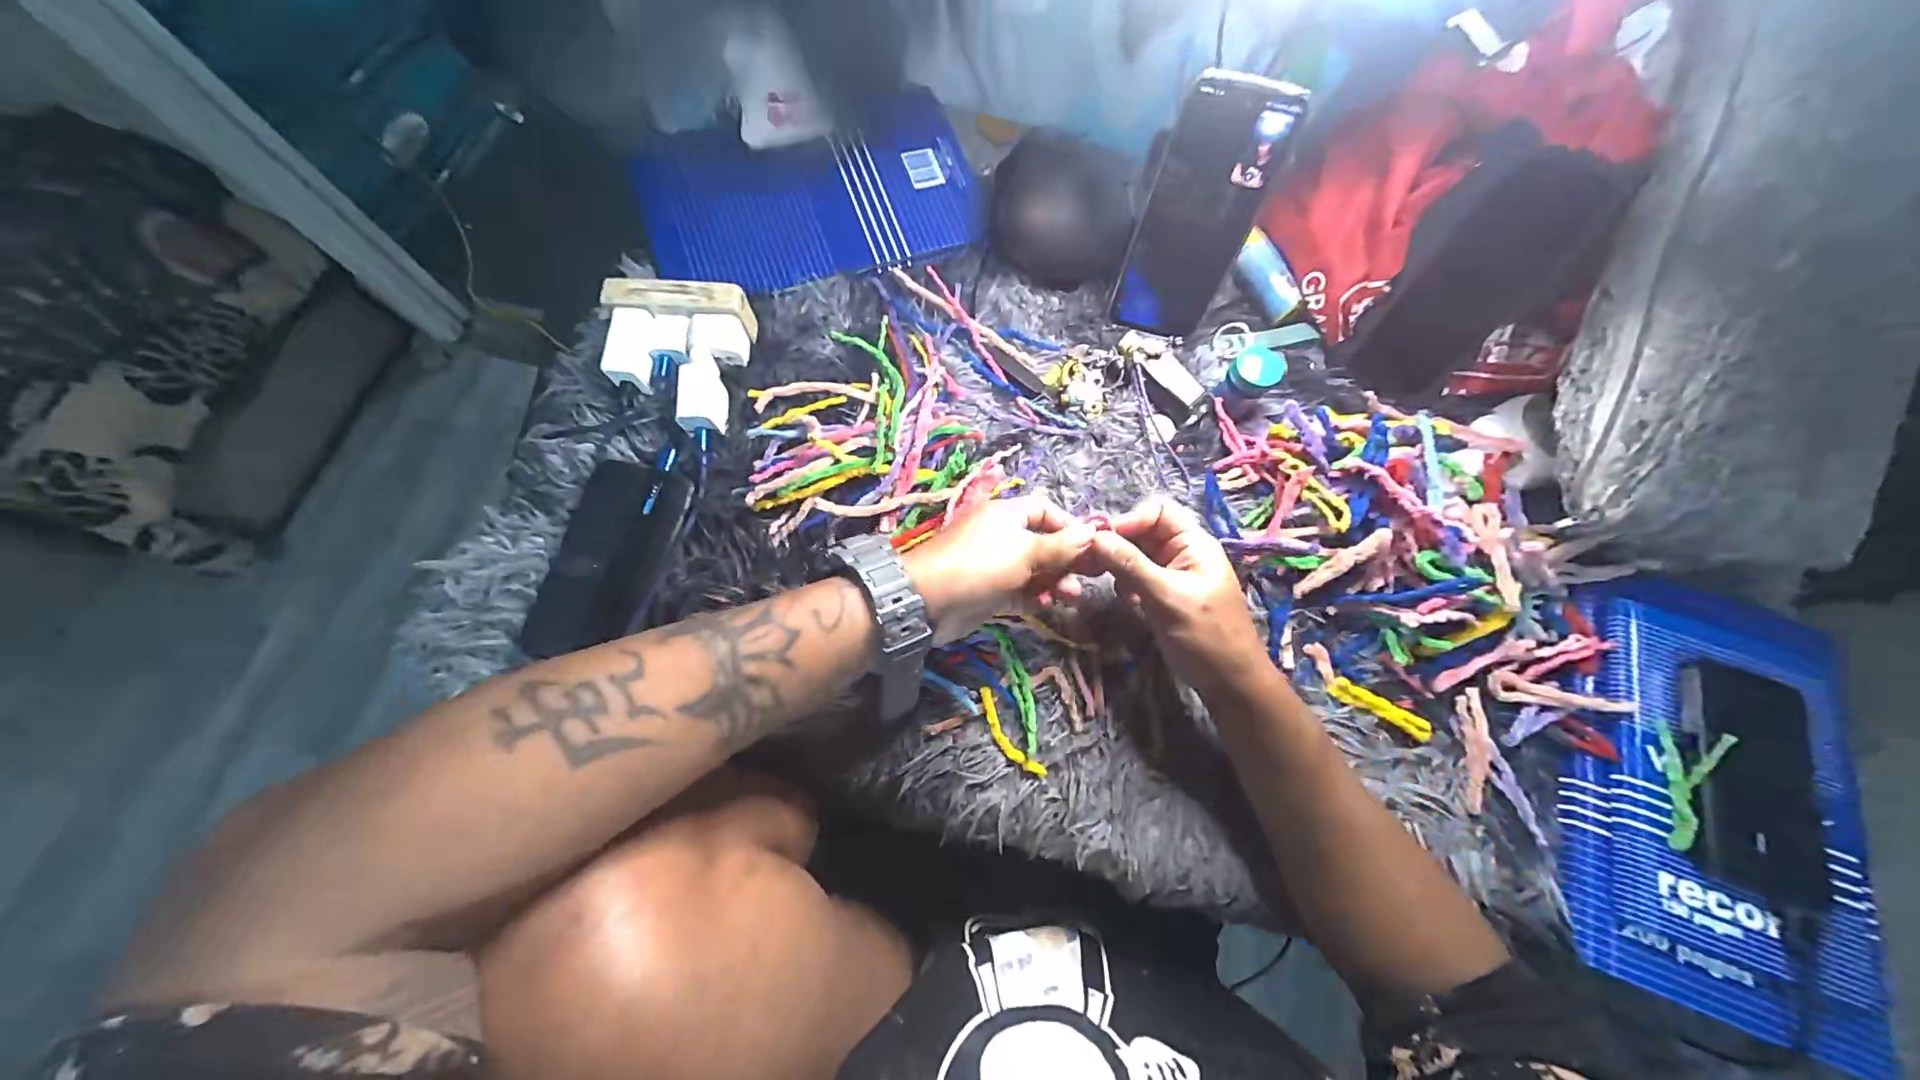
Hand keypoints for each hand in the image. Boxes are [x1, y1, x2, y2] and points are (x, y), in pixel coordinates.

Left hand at [901, 496, 1097, 642]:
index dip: (1070, 525)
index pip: (1045, 510)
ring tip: (1070, 596)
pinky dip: (1036, 596)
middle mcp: (1002, 536)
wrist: (929, 601)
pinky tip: (1047, 605)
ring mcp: (995, 564)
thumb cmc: (981, 566)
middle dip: (1066, 560)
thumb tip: (1094, 529)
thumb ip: (1061, 545)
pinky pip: (1022, 589)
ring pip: (1035, 570)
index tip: (1092, 546)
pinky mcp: (991, 591)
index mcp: (1007, 514)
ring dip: (1055, 581)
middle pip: (1044, 542)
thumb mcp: (1025, 552)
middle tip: (1086, 578)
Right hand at [1079, 497, 1267, 690]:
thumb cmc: (1205, 635)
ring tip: (1111, 586)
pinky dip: (1126, 585)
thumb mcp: (1166, 597)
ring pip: (1134, 555)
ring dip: (1119, 566)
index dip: (1128, 520)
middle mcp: (1182, 552)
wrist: (1229, 682)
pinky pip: (1136, 577)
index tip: (1100, 541)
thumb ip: (1130, 564)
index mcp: (1193, 543)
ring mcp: (1171, 574)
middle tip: (1092, 564)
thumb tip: (1095, 536)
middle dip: (1118, 545)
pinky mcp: (1162, 595)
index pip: (1156, 511)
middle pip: (1142, 531)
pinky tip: (1127, 602)